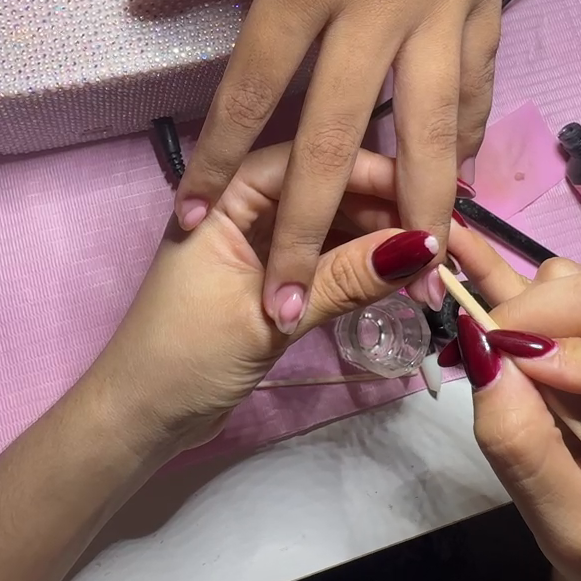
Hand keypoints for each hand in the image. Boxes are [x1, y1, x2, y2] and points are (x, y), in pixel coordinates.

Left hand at [87, 143, 440, 451]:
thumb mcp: (267, 317)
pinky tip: (397, 274)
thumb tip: (420, 246)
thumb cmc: (187, 356)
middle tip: (437, 237)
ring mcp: (259, 243)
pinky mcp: (272, 276)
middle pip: (320, 189)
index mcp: (224, 197)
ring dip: (374, 239)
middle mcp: (244, 209)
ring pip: (327, 223)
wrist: (142, 417)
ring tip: (428, 260)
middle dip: (378, 209)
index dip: (362, 170)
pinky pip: (323, 256)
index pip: (301, 163)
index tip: (421, 191)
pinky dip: (357, 264)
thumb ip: (341, 279)